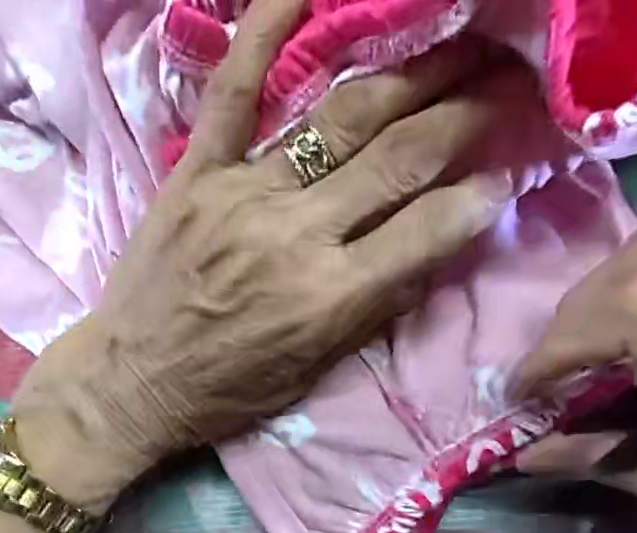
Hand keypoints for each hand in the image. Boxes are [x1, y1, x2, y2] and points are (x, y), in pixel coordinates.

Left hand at [11, 0, 515, 511]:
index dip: (479, 196)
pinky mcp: (196, 176)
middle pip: (399, 156)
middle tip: (504, 85)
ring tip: (454, 42)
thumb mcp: (307, 375)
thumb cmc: (222, 393)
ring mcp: (243, 196)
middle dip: (464, 116)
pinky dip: (266, 30)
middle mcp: (295, 235)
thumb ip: (369, 312)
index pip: (429, 228)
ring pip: (342, 116)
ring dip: (409, 73)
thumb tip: (432, 250)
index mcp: (328, 297)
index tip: (506, 173)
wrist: (130, 385)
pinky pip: (234, 92)